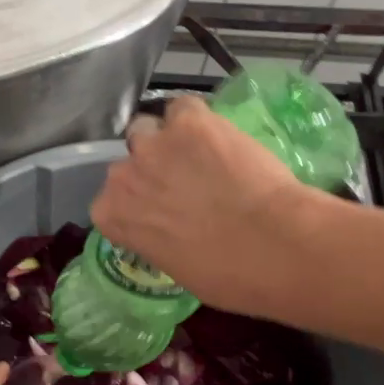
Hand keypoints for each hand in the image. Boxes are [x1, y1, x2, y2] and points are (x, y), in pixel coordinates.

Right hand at [91, 95, 330, 312]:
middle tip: (185, 184)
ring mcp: (153, 144)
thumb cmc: (226, 276)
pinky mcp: (190, 121)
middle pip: (129, 162)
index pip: (110, 200)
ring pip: (150, 128)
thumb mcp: (176, 266)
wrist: (273, 246)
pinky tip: (220, 136)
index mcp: (111, 215)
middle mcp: (122, 176)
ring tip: (201, 154)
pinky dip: (200, 120)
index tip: (159, 210)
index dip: (137, 202)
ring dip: (169, 140)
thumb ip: (157, 238)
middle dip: (151, 171)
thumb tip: (173, 229)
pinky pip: (185, 108)